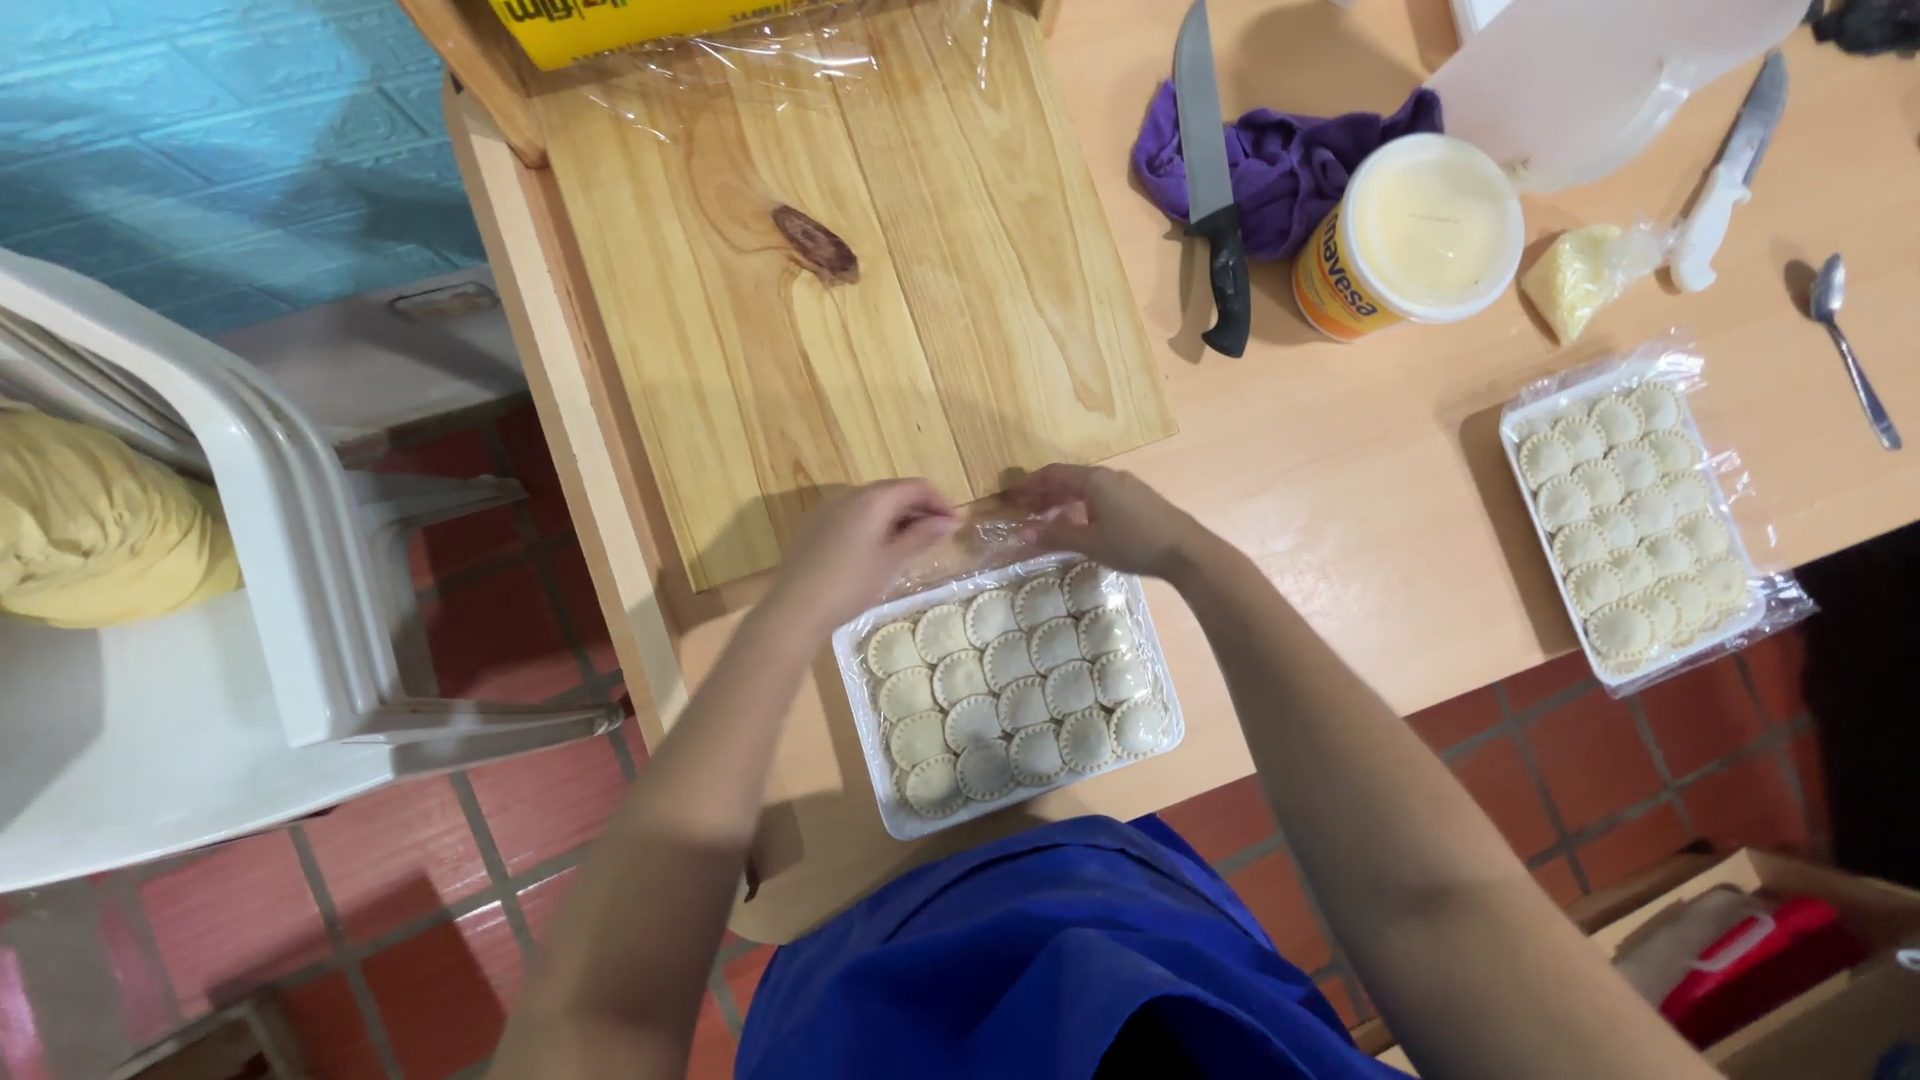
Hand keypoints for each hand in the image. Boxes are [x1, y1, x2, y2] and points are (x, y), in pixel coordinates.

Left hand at [762, 479, 957, 632]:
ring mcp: (828, 509)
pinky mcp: (816, 526)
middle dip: (921, 509)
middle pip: (894, 491)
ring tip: (915, 544)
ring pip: (873, 504)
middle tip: (940, 535)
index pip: (916, 487)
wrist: (794, 609)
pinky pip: (854, 515)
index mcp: (872, 499)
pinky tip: (882, 550)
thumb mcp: (892, 561)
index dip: (941, 502)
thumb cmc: (850, 585)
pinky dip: (876, 525)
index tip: (957, 524)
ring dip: (899, 518)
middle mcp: (849, 495)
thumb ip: (922, 536)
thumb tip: (949, 521)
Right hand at [1004, 464, 1211, 579]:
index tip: (1011, 497)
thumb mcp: (1089, 543)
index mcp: (1094, 480)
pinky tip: (1080, 525)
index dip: (1029, 484)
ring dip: (1063, 502)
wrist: (1186, 551)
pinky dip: (1082, 507)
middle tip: (1024, 511)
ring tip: (1047, 521)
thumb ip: (1054, 536)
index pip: (1053, 474)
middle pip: (1069, 479)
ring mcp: (1127, 487)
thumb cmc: (1133, 543)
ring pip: (1086, 489)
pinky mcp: (1139, 500)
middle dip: (1044, 494)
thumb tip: (1021, 532)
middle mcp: (1110, 476)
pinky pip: (1101, 497)